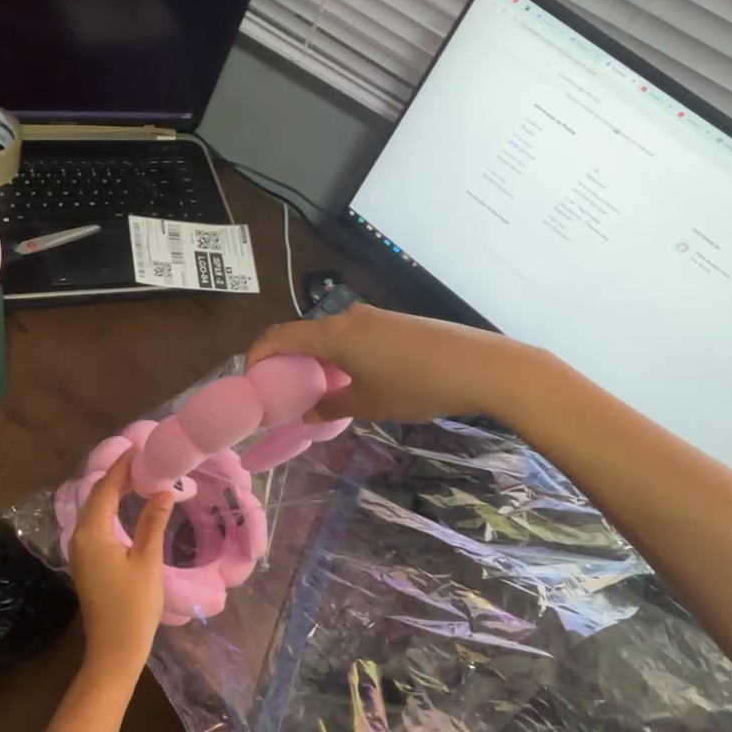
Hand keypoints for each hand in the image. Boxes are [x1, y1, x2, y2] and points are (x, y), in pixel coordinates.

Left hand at [68, 450, 173, 679]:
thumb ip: (154, 522)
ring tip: (141, 475)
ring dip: (116, 491)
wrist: (114, 650)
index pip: (106, 487)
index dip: (123, 466)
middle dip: (119, 475)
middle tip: (146, 458)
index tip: (140, 446)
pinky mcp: (87, 561)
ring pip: (97, 510)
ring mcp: (81, 550)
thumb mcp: (148, 561)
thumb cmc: (133, 606)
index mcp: (92, 532)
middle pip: (98, 495)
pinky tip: (130, 505)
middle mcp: (80, 536)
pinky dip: (113, 508)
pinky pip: (97, 524)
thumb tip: (163, 489)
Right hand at [246, 302, 545, 422]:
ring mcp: (373, 318)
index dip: (258, 354)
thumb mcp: (368, 403)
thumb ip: (331, 406)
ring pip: (329, 336)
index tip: (250, 378)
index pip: (279, 335)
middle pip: (303, 333)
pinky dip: (339, 356)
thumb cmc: (416, 385)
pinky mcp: (394, 323)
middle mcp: (348, 317)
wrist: (481, 366)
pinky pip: (352, 337)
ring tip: (316, 391)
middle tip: (282, 392)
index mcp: (333, 334)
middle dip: (286, 360)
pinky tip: (352, 380)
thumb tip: (308, 413)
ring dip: (315, 359)